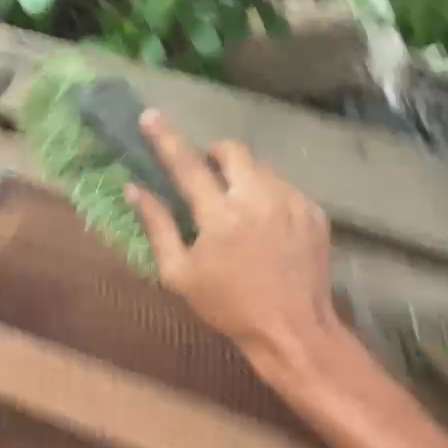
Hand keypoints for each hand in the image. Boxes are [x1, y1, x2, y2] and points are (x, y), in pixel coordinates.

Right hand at [127, 111, 338, 364]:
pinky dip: (266, 195)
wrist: (295, 332)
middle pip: (232, 150)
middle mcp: (259, 199)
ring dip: (241, 176)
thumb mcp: (179, 273)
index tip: (150, 116)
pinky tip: (263, 225)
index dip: (165, 137)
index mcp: (220, 216)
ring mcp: (292, 203)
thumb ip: (157, 225)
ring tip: (236, 207)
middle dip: (214, 153)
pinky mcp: (314, 212)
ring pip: (260, 167)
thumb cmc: (228, 305)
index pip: (186, 164)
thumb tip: (133, 189)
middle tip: (204, 175)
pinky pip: (283, 186)